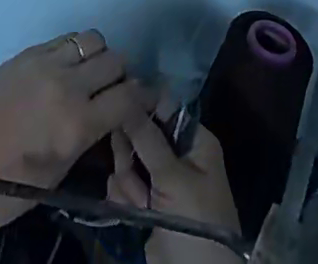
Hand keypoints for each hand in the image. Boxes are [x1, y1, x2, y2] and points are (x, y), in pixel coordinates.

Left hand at [0, 30, 150, 250]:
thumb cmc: (2, 190)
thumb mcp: (56, 177)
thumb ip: (89, 140)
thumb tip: (113, 120)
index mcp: (76, 124)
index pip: (130, 97)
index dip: (144, 100)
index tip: (145, 106)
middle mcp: (65, 85)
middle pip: (116, 62)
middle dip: (123, 78)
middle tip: (114, 95)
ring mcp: (44, 63)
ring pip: (93, 41)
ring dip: (100, 58)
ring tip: (90, 78)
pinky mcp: (26, 53)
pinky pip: (65, 39)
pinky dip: (75, 51)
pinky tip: (66, 70)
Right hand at [108, 117, 241, 263]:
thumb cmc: (196, 221)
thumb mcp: (174, 177)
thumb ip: (148, 138)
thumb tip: (130, 96)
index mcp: (195, 142)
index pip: (165, 110)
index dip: (143, 108)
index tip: (121, 107)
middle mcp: (177, 156)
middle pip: (140, 134)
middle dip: (131, 155)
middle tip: (132, 169)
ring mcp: (159, 180)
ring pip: (127, 161)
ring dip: (129, 181)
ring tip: (141, 203)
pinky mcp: (143, 202)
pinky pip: (122, 185)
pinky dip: (124, 197)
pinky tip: (133, 212)